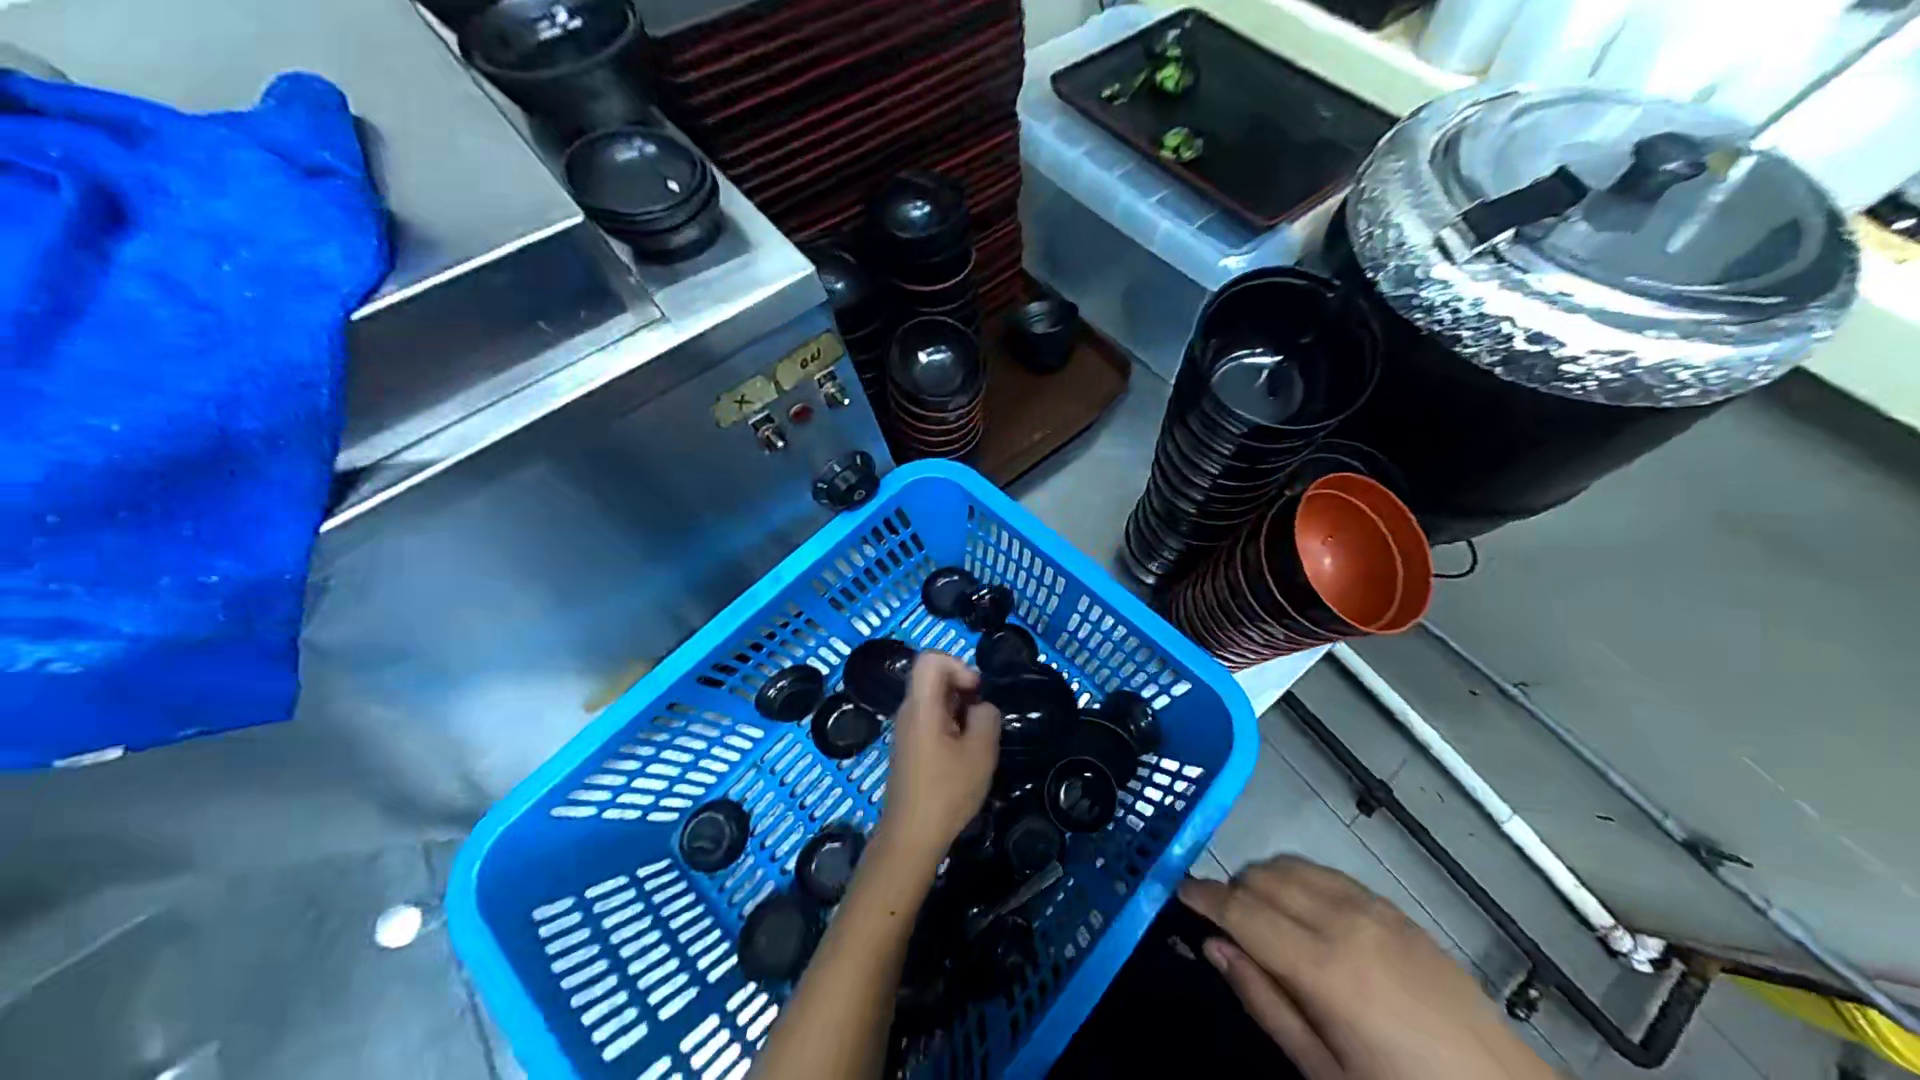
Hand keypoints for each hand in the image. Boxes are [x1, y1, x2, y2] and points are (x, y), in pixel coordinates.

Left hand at [875, 652, 1001, 867]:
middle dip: (963, 688)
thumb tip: (981, 707)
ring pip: (933, 700)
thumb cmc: (947, 791)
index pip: (930, 659)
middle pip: (932, 677)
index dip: (958, 665)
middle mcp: (908, 711)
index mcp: (921, 706)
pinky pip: (930, 720)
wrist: (911, 835)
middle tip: (982, 716)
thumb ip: (986, 718)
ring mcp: (906, 730)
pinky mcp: (909, 747)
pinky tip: (963, 754)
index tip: (975, 692)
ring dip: (959, 709)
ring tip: (976, 738)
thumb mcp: (980, 752)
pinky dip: (950, 725)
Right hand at [1180, 856, 1555, 1079]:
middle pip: (1262, 877)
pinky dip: (1299, 879)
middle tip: (1223, 922)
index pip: (1241, 910)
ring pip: (1292, 865)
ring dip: (1263, 880)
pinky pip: (1328, 872)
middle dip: (1232, 889)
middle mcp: (1344, 921)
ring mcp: (1374, 909)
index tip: (1178, 890)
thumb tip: (1213, 947)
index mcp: (1323, 967)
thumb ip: (1263, 1001)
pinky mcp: (1395, 909)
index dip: (1203, 896)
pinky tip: (1304, 911)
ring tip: (1260, 915)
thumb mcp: (1324, 1071)